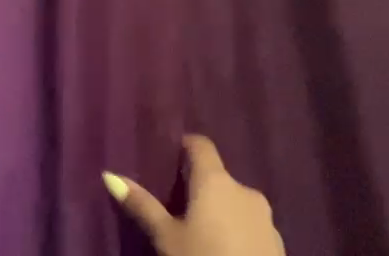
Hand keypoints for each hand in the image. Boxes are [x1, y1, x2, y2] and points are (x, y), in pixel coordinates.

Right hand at [104, 136, 283, 255]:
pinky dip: (237, 233)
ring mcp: (267, 219)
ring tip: (200, 234)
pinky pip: (251, 227)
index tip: (167, 160)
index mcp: (216, 181)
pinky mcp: (279, 246)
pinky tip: (223, 254)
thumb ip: (141, 204)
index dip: (183, 147)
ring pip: (236, 203)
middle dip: (199, 188)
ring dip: (220, 212)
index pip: (200, 144)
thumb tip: (108, 174)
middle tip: (176, 207)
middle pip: (217, 177)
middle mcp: (245, 191)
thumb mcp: (166, 238)